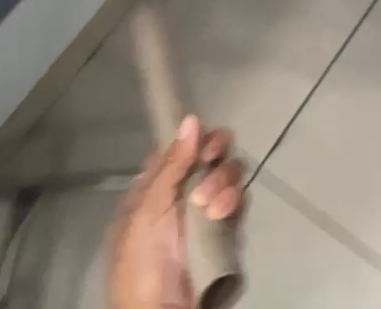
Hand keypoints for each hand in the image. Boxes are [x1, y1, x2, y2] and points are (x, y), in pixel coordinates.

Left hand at [108, 116, 245, 308]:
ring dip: (222, 182)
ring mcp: (205, 209)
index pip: (180, 148)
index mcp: (154, 188)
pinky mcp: (227, 225)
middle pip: (210, 153)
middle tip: (210, 164)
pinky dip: (233, 200)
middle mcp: (181, 193)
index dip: (193, 140)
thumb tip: (192, 118)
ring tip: (210, 207)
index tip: (200, 142)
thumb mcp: (147, 213)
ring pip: (228, 172)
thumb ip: (171, 165)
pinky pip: (239, 197)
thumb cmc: (141, 263)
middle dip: (214, 156)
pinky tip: (222, 214)